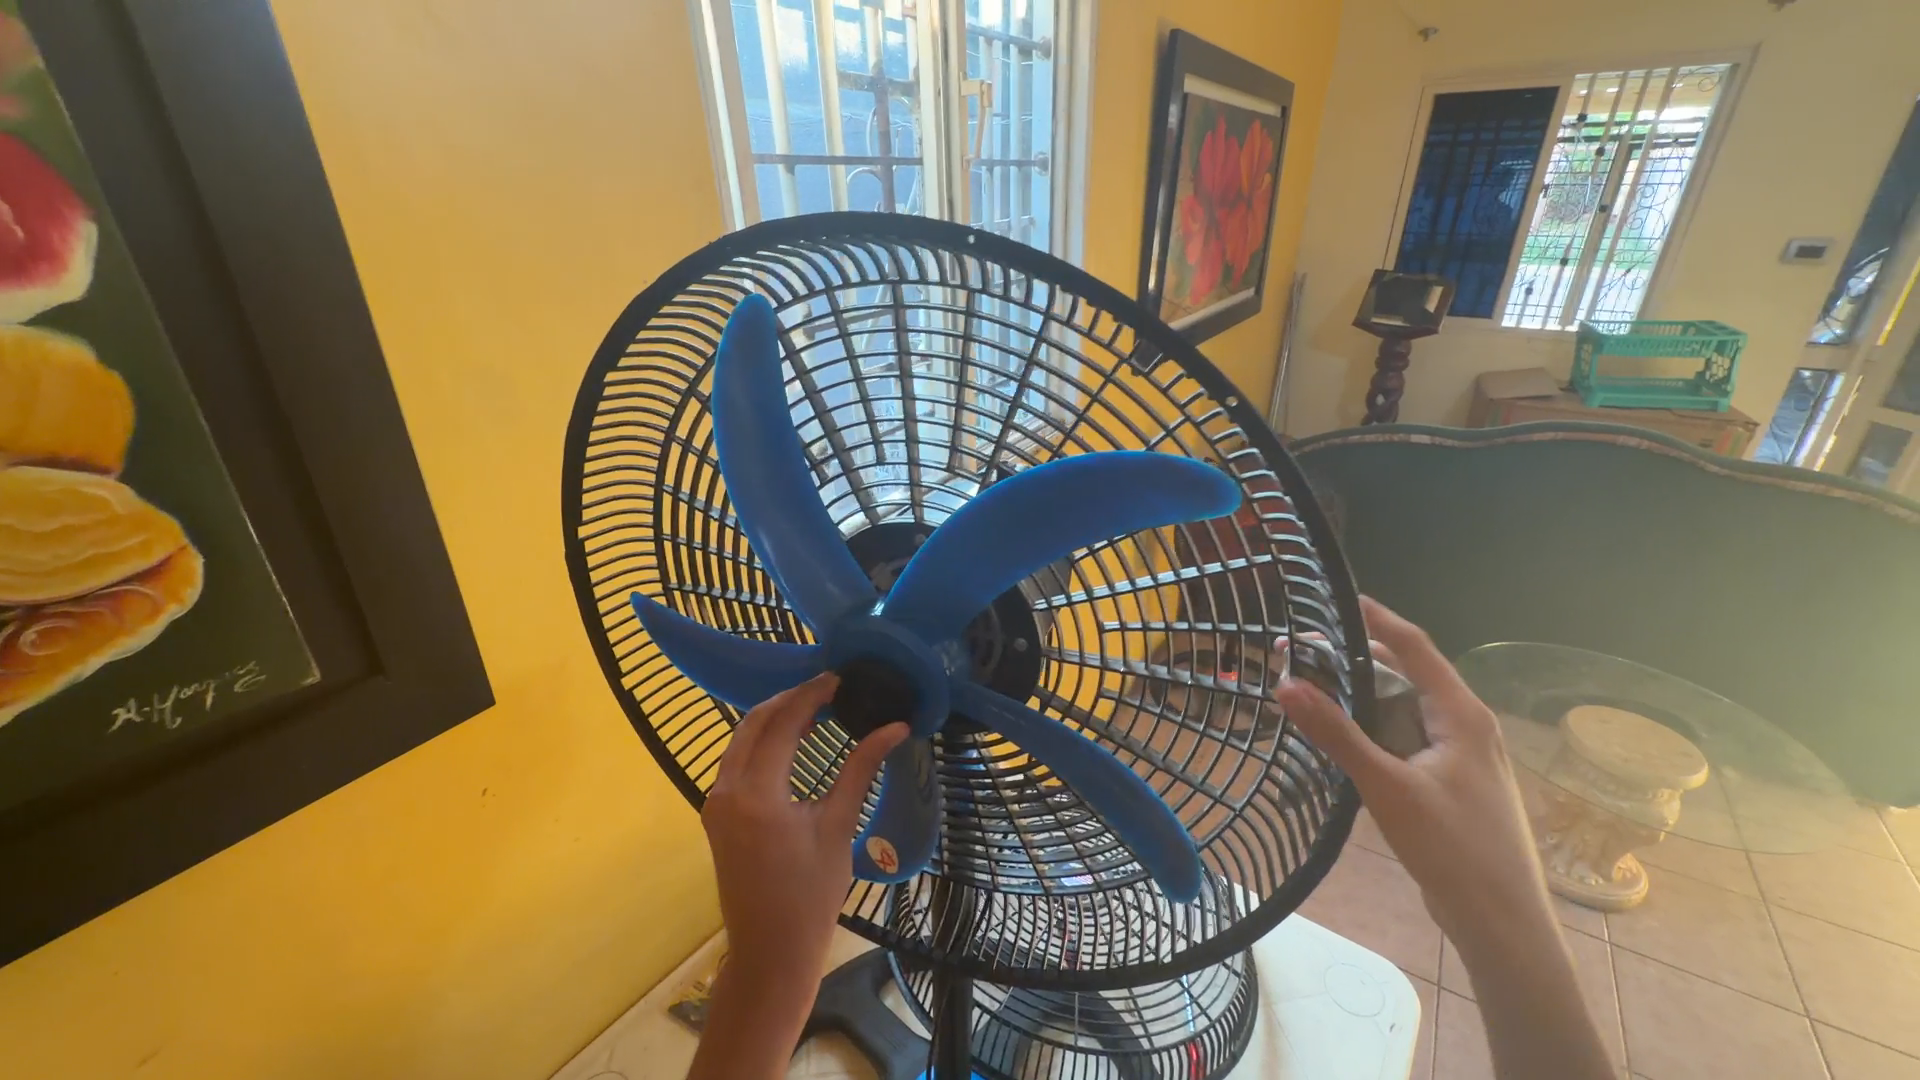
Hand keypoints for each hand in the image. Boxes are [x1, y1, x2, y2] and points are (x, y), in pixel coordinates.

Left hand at [704, 673, 908, 987]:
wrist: (770, 953)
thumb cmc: (811, 896)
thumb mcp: (839, 827)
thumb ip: (860, 769)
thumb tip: (895, 727)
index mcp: (756, 795)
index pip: (782, 724)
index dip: (811, 695)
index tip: (839, 678)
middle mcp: (726, 791)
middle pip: (754, 722)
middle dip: (790, 699)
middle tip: (829, 688)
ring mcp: (715, 802)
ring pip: (740, 739)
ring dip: (774, 717)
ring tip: (815, 707)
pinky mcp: (716, 814)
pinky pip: (736, 759)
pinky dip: (762, 740)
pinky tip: (792, 739)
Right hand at [1276, 600, 1613, 1079]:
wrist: (1501, 923)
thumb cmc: (1453, 847)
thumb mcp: (1387, 786)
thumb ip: (1336, 733)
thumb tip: (1285, 685)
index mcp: (1461, 714)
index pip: (1415, 647)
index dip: (1376, 618)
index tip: (1335, 598)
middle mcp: (1463, 725)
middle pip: (1404, 675)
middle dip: (1352, 660)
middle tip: (1299, 655)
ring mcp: (1458, 756)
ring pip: (1401, 709)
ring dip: (1357, 697)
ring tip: (1309, 691)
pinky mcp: (1447, 782)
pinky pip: (1403, 738)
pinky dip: (1369, 728)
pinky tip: (1338, 738)